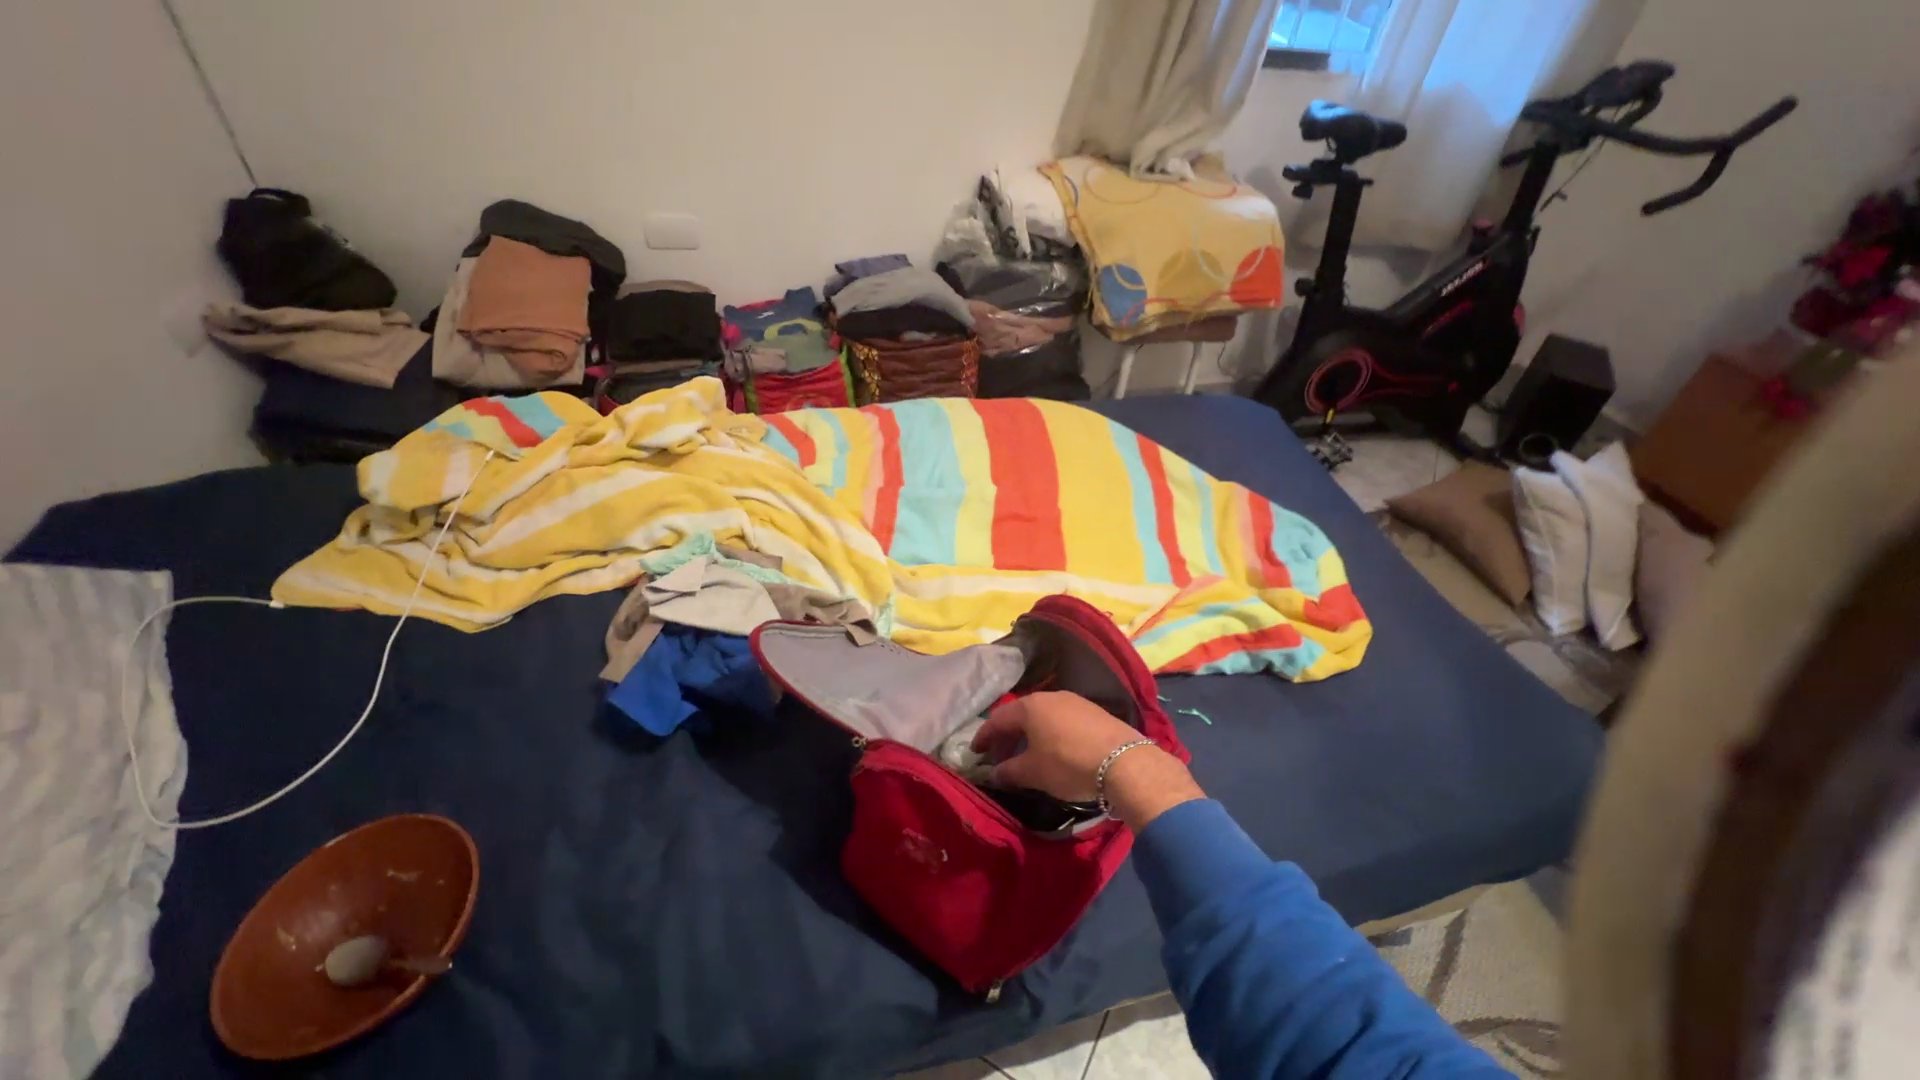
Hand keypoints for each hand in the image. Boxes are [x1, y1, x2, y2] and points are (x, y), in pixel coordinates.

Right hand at [971, 692, 1203, 827]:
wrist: (1124, 762)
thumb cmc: (1068, 764)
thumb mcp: (1033, 773)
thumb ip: (1009, 771)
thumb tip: (994, 773)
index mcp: (1030, 707)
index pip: (998, 719)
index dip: (984, 736)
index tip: (976, 751)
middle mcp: (1050, 697)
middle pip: (1020, 714)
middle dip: (1007, 735)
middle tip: (999, 756)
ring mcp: (1075, 701)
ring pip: (1043, 715)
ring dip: (1030, 734)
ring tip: (1026, 754)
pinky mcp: (1094, 711)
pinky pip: (1062, 719)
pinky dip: (1050, 732)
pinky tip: (1053, 750)